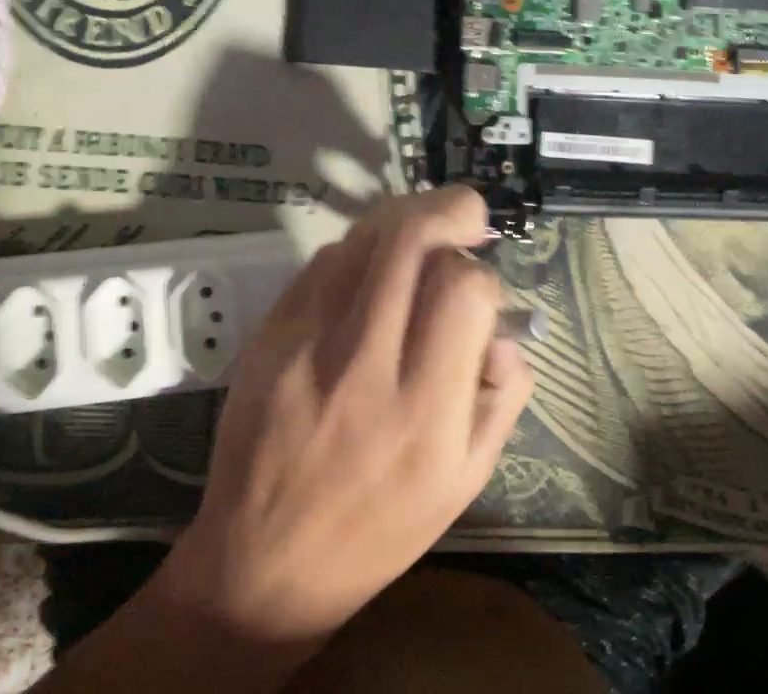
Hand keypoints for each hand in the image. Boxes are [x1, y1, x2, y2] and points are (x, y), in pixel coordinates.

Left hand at [160, 186, 533, 646]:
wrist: (265, 560)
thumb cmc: (380, 530)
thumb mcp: (466, 481)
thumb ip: (502, 396)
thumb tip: (502, 327)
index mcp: (423, 410)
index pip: (464, 289)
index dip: (483, 274)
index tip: (482, 290)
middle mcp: (361, 364)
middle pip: (408, 238)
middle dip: (450, 207)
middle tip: (467, 213)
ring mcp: (302, 344)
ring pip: (359, 239)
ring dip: (401, 223)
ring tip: (421, 237)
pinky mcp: (265, 335)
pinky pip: (318, 265)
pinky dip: (355, 253)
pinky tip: (369, 274)